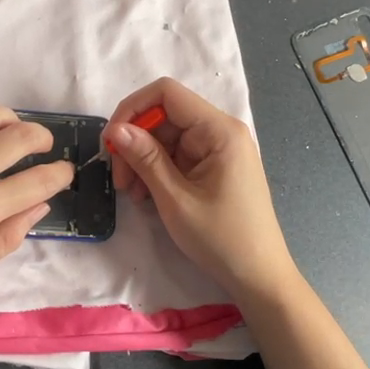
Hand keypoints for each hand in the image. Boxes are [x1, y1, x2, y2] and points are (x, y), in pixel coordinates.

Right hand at [106, 78, 296, 299]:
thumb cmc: (220, 238)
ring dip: (143, 161)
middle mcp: (220, 131)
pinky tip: (148, 197)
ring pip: (166, 139)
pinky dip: (157, 172)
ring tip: (134, 195)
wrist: (257, 275)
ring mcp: (218, 150)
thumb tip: (116, 129)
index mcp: (219, 130)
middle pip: (164, 116)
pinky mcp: (213, 167)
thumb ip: (145, 159)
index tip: (112, 142)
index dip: (132, 109)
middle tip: (120, 181)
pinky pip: (176, 157)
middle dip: (135, 143)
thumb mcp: (175, 199)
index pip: (167, 93)